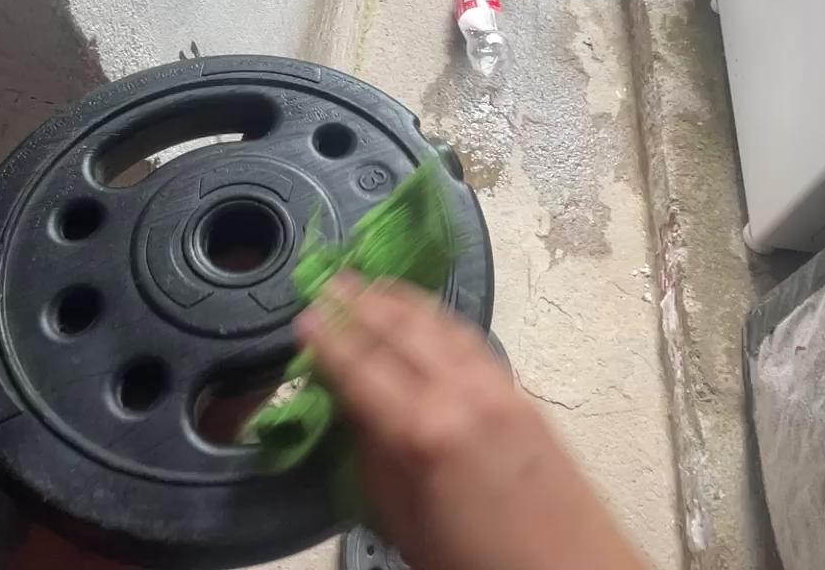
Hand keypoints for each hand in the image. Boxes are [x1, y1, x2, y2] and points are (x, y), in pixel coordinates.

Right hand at [298, 275, 650, 569]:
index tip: (305, 313)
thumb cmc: (476, 563)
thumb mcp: (407, 526)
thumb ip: (375, 459)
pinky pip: (468, 337)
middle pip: (401, 331)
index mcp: (424, 432)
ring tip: (371, 283)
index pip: (363, 369)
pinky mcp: (519, 387)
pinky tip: (424, 312)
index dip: (331, 339)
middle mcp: (460, 393)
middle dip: (363, 303)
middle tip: (332, 282)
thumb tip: (354, 407)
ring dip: (400, 300)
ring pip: (438, 324)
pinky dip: (438, 316)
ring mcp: (495, 383)